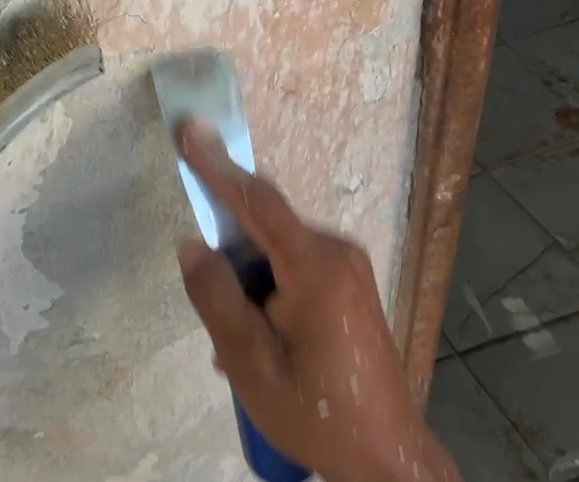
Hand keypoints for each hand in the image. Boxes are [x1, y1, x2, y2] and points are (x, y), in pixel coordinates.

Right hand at [175, 123, 457, 481]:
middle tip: (223, 326)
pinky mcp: (348, 286)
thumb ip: (215, 298)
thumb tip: (192, 245)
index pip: (257, 202)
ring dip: (247, 288)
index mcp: (316, 267)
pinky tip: (265, 344)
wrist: (388, 462)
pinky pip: (290, 270)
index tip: (190, 128)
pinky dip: (266, 296)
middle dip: (230, 264)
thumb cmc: (317, 412)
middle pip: (261, 231)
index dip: (219, 165)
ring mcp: (347, 270)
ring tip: (244, 350)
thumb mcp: (250, 363)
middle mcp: (337, 255)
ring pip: (272, 255)